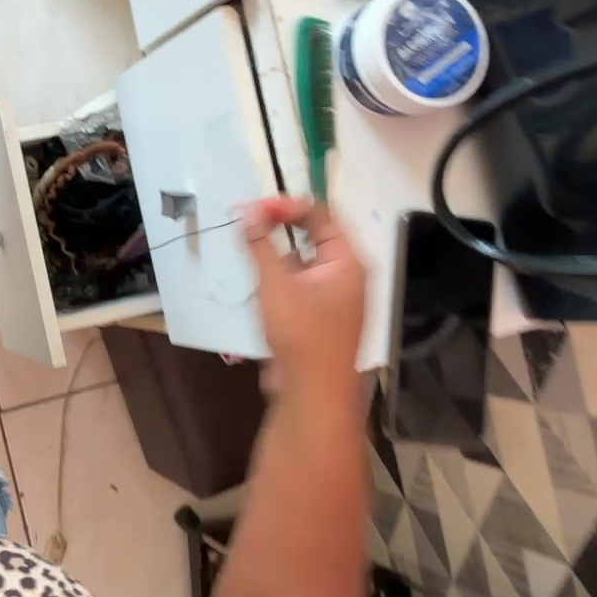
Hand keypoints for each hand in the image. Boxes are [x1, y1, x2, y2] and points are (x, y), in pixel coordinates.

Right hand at [240, 197, 367, 388]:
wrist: (313, 391)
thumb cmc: (300, 333)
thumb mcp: (275, 283)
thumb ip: (259, 244)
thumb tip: (247, 212)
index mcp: (348, 260)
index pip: (321, 214)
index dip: (286, 205)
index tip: (252, 208)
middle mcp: (348, 273)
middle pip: (314, 234)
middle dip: (279, 226)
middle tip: (247, 223)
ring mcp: (336, 295)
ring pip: (304, 260)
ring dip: (277, 253)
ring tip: (248, 251)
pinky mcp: (321, 314)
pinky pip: (300, 282)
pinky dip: (280, 275)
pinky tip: (259, 283)